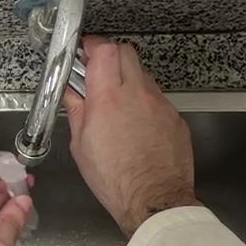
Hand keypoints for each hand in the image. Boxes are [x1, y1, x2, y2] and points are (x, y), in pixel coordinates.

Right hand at [64, 37, 201, 233]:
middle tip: (96, 69)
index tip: (84, 51)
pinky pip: (155, 97)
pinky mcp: (174, 117)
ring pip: (142, 73)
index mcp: (108, 99)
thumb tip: (71, 92)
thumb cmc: (115, 179)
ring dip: (126, 78)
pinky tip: (133, 123)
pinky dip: (142, 101)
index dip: (92, 45)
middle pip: (126, 52)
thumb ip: (77, 110)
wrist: (154, 200)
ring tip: (114, 101)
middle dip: (110, 55)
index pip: (104, 50)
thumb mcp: (81, 144)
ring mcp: (160, 104)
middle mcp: (137, 94)